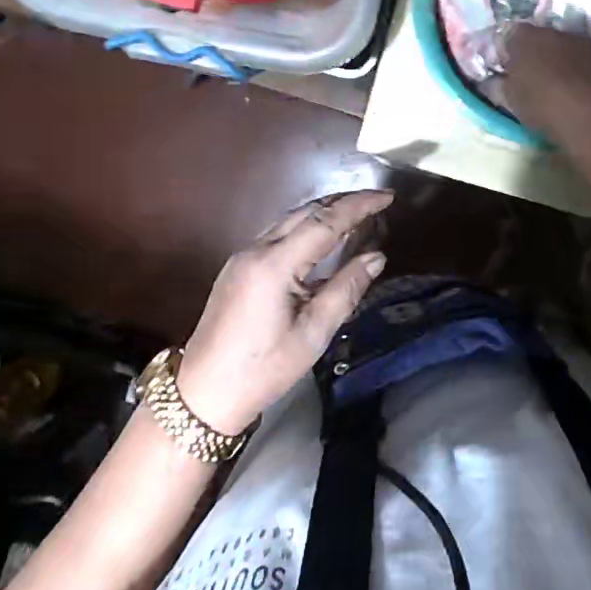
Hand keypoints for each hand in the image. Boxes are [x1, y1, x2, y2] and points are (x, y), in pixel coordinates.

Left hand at [176, 190, 393, 434]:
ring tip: (355, 214)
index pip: (324, 222)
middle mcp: (256, 250)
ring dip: (322, 212)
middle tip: (376, 203)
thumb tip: (377, 257)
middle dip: (341, 202)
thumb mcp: (313, 334)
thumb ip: (346, 290)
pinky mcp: (237, 268)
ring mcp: (242, 256)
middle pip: (304, 212)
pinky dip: (304, 228)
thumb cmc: (263, 369)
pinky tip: (321, 239)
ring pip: (288, 221)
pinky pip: (277, 235)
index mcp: (274, 264)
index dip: (358, 205)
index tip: (387, 196)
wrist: (204, 393)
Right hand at [490, 23, 590, 138]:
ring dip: (568, 60)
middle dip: (541, 53)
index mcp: (526, 38)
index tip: (510, 66)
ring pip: (572, 47)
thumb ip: (501, 83)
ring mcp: (587, 42)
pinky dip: (590, 70)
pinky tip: (589, 89)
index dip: (511, 49)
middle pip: (545, 38)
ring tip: (567, 85)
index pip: (513, 34)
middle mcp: (557, 32)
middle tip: (539, 76)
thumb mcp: (510, 99)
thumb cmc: (542, 105)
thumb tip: (495, 79)